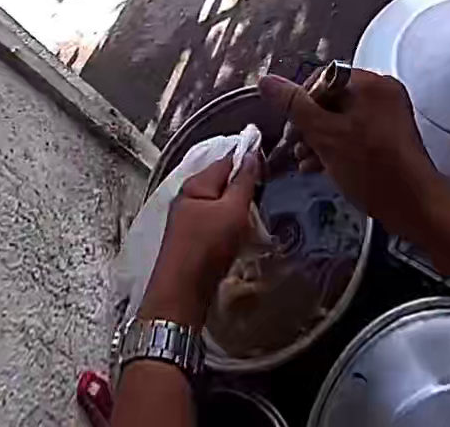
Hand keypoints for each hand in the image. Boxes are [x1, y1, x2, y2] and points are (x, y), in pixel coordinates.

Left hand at [141, 152, 260, 326]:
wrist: (181, 295)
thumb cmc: (207, 248)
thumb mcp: (232, 211)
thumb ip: (243, 181)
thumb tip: (250, 154)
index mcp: (196, 183)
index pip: (226, 160)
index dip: (247, 160)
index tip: (269, 167)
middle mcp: (189, 195)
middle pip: (222, 181)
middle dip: (243, 187)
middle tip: (263, 197)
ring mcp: (188, 217)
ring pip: (220, 202)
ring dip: (237, 208)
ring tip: (254, 218)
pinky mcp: (191, 237)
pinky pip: (215, 220)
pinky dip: (229, 223)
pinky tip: (239, 235)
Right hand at [258, 71, 449, 244]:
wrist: (417, 209)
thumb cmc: (372, 169)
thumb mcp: (325, 135)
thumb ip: (294, 106)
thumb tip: (266, 81)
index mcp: (370, 83)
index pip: (323, 77)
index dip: (301, 101)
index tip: (292, 126)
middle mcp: (383, 91)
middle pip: (333, 97)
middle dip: (310, 123)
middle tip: (297, 146)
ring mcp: (390, 113)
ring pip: (344, 116)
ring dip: (321, 136)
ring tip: (306, 159)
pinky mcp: (393, 136)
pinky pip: (358, 130)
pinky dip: (340, 144)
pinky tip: (323, 165)